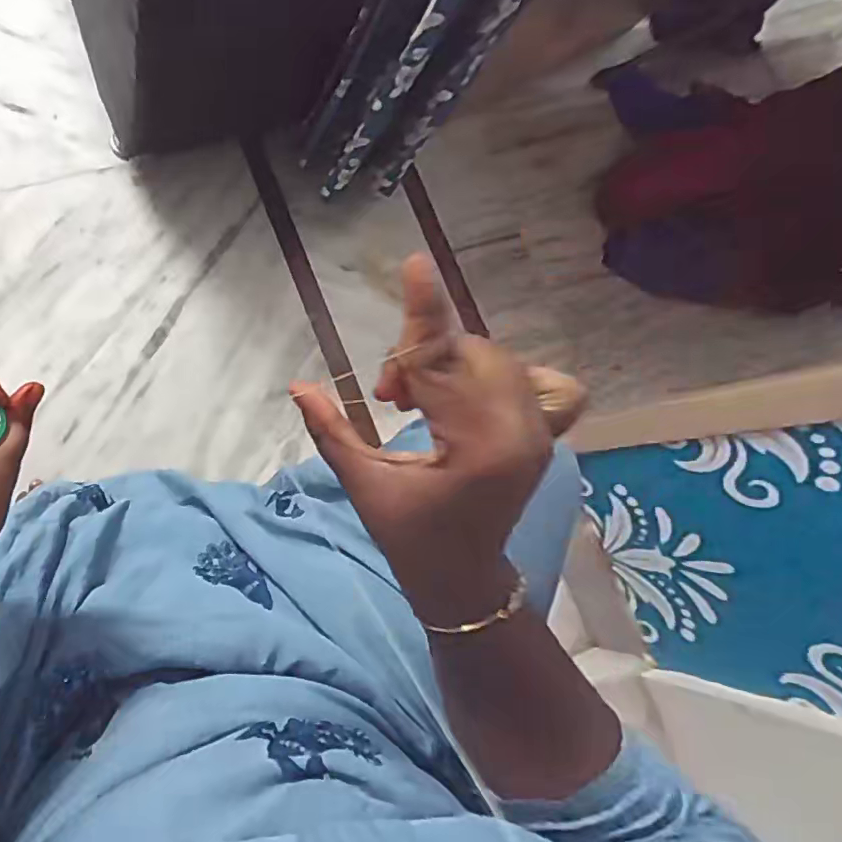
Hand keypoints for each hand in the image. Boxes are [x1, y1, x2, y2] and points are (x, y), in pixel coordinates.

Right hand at [291, 254, 582, 626]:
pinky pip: (541, 379)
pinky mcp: (543, 432)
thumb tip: (298, 386)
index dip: (422, 312)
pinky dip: (502, 371)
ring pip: (494, 358)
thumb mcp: (363, 484)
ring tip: (418, 398)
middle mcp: (519, 431)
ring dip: (449, 363)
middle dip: (419, 358)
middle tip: (387, 394)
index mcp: (475, 447)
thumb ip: (332, 430)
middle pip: (468, 353)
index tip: (416, 264)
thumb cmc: (409, 537)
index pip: (440, 364)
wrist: (463, 577)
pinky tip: (471, 390)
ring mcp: (539, 431)